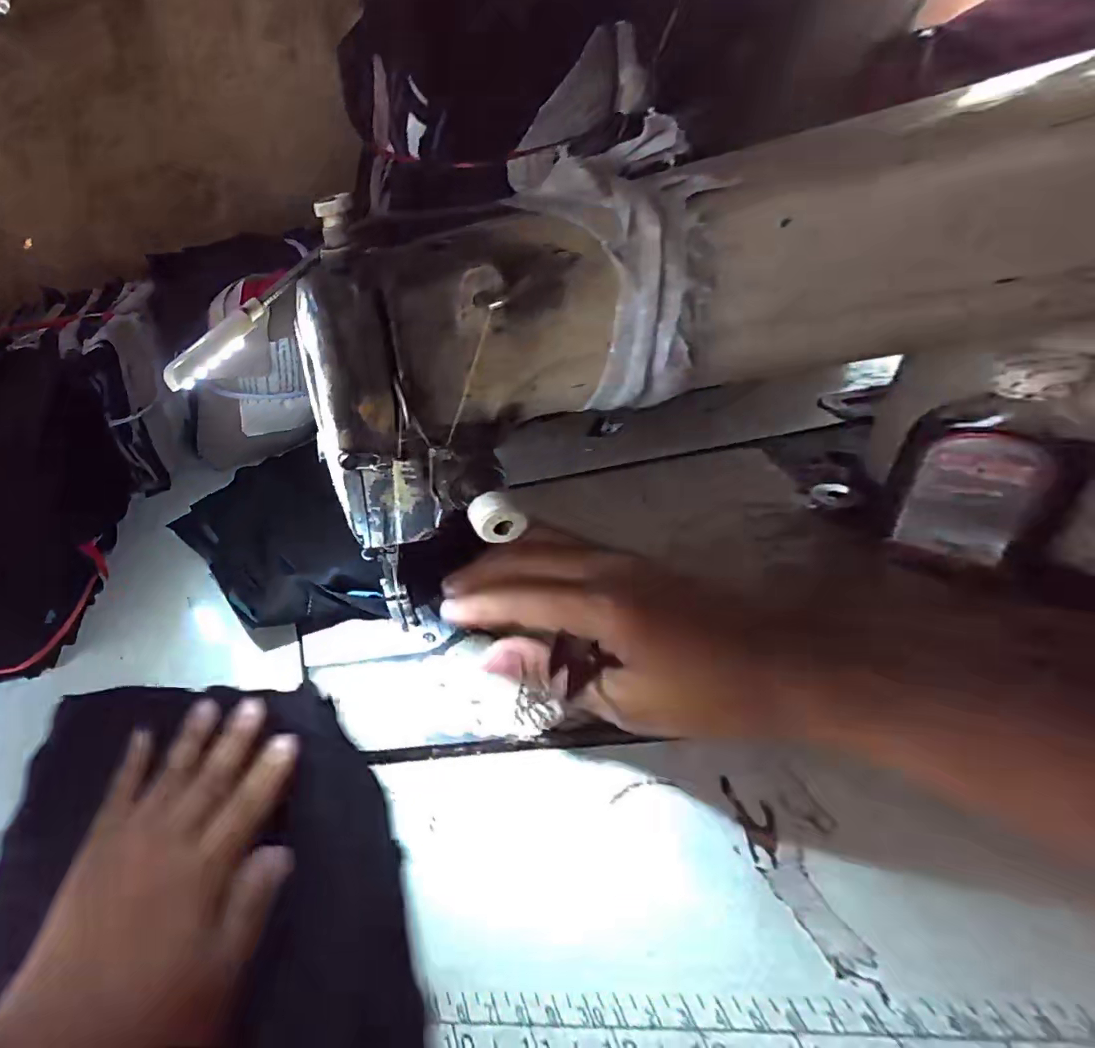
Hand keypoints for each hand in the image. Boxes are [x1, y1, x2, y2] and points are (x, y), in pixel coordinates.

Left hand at [0, 698, 297, 1047]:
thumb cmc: (156, 1006)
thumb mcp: (219, 974)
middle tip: (252, 703)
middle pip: (209, 780)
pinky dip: (131, 759)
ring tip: (208, 704)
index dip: (268, 773)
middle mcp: (167, 837)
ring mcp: (128, 832)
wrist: (67, 1021)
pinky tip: (140, 734)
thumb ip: (249, 906)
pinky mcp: (97, 839)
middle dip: (234, 740)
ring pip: (167, 773)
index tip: (287, 739)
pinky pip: (118, 787)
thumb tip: (281, 851)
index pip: (245, 809)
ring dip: (189, 738)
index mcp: (202, 870)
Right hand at [440, 535, 822, 739]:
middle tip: (448, 593)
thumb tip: (490, 657)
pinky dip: (530, 547)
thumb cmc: (712, 695)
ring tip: (471, 574)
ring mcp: (622, 558)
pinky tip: (518, 560)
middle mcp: (607, 570)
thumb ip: (552, 673)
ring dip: (501, 555)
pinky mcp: (634, 559)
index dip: (479, 604)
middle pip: (525, 558)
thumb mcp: (628, 702)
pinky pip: (566, 541)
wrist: (798, 666)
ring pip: (543, 540)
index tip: (445, 614)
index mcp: (604, 607)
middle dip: (480, 574)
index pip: (521, 596)